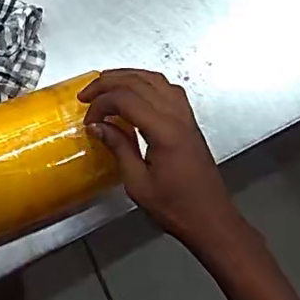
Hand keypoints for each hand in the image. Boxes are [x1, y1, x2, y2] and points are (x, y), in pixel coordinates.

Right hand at [80, 69, 250, 258]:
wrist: (212, 222)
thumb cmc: (176, 208)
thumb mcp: (137, 183)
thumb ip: (118, 148)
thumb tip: (97, 126)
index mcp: (165, 132)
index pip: (125, 99)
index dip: (101, 104)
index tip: (89, 121)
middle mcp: (178, 118)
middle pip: (138, 82)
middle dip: (107, 84)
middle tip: (87, 95)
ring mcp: (186, 118)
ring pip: (154, 79)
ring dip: (126, 77)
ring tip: (105, 86)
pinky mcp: (190, 122)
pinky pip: (167, 89)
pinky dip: (146, 83)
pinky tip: (133, 92)